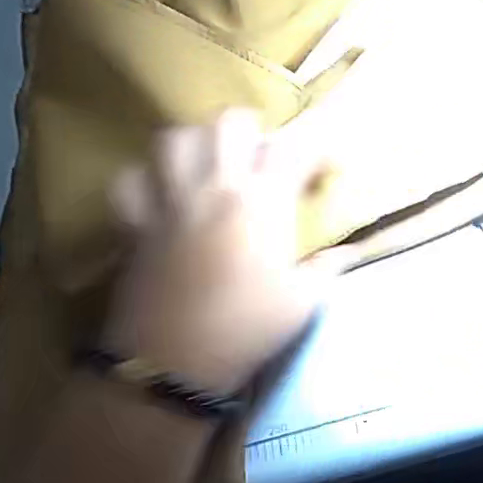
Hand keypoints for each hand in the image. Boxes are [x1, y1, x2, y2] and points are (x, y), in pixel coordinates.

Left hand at [102, 109, 343, 394]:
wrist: (176, 359)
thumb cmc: (250, 326)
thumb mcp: (305, 300)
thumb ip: (327, 267)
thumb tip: (350, 252)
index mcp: (263, 203)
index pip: (294, 149)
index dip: (318, 150)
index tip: (329, 169)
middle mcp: (215, 187)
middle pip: (229, 124)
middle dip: (254, 132)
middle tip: (267, 159)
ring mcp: (170, 200)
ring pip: (175, 138)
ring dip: (199, 142)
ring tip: (216, 165)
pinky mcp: (136, 222)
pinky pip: (132, 180)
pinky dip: (149, 178)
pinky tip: (166, 193)